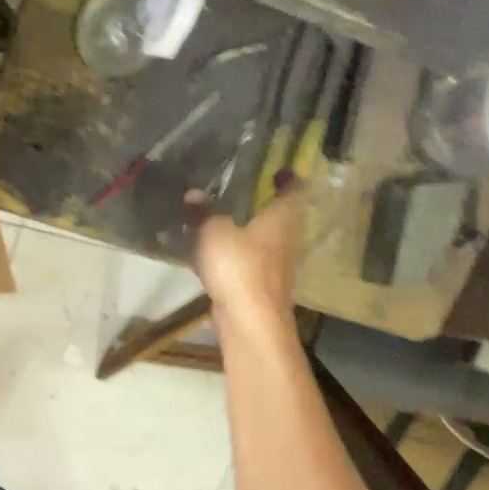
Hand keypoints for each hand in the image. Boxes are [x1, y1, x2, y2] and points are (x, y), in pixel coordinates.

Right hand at [187, 176, 305, 338]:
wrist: (250, 319)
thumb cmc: (240, 267)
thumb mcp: (214, 234)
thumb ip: (204, 214)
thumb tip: (193, 192)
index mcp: (283, 216)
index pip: (295, 188)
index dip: (287, 177)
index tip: (275, 170)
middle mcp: (286, 236)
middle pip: (280, 214)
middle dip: (264, 204)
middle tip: (241, 194)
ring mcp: (275, 263)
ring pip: (263, 238)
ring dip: (248, 230)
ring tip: (222, 222)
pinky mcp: (260, 283)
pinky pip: (247, 260)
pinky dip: (234, 253)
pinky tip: (212, 255)